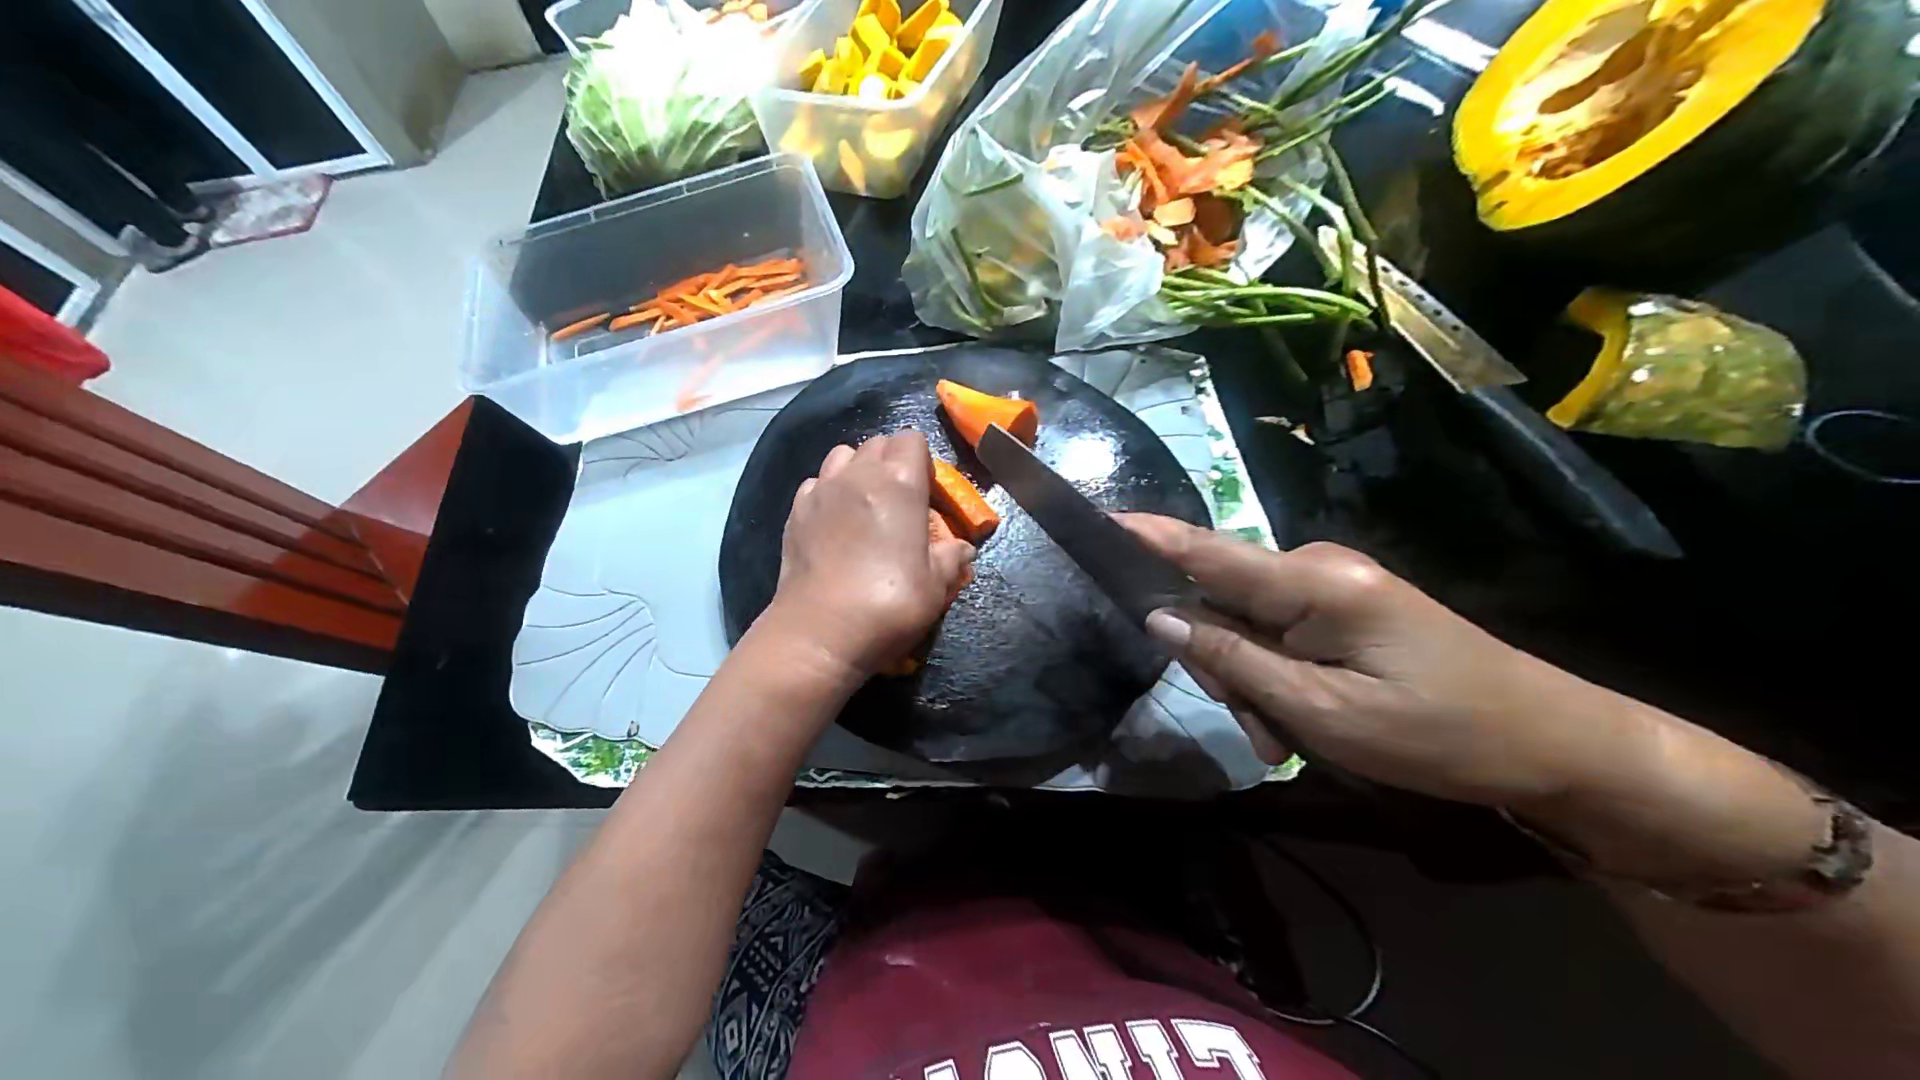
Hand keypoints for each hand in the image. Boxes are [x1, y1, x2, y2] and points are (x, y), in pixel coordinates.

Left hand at [763, 435, 975, 680]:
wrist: (820, 632)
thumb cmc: (889, 603)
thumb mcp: (936, 585)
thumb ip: (951, 559)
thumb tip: (962, 549)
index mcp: (899, 483)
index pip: (912, 440)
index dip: (922, 460)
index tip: (927, 491)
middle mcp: (857, 475)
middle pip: (878, 444)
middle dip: (892, 461)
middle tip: (902, 499)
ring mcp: (821, 490)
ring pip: (841, 456)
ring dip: (857, 470)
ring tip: (865, 504)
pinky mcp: (794, 512)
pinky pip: (815, 484)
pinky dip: (828, 492)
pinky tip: (834, 522)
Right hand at [1116, 513, 1657, 805]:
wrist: (1552, 743)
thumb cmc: (1438, 733)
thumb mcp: (1321, 711)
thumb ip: (1233, 658)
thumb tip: (1161, 618)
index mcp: (1314, 584)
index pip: (1209, 552)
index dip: (1150, 536)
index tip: (1099, 517)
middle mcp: (1316, 567)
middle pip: (1221, 600)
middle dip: (1218, 662)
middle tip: (1255, 732)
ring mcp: (1331, 583)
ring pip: (1245, 623)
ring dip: (1248, 680)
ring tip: (1281, 741)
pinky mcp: (1342, 603)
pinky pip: (1277, 631)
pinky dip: (1272, 675)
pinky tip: (1293, 724)